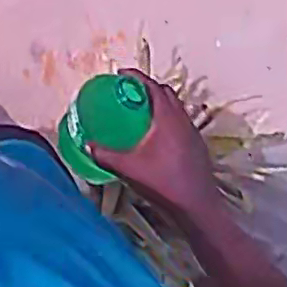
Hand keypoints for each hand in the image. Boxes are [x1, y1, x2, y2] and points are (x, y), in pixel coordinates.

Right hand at [86, 70, 220, 225]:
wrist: (199, 212)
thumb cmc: (164, 184)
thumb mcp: (127, 168)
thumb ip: (104, 155)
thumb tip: (86, 145)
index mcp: (167, 119)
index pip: (153, 86)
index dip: (137, 76)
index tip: (121, 74)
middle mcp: (183, 122)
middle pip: (166, 93)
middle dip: (148, 87)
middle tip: (129, 91)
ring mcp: (194, 136)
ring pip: (177, 108)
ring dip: (160, 103)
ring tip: (142, 109)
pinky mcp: (199, 149)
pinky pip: (182, 122)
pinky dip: (168, 118)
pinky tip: (157, 134)